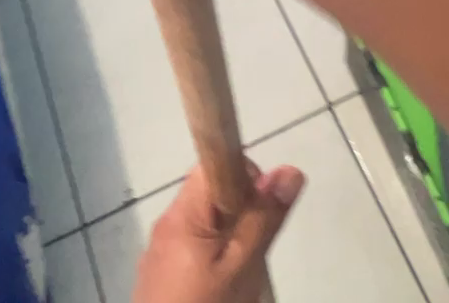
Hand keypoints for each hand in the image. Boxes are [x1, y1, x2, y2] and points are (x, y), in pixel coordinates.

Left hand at [134, 163, 304, 302]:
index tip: (261, 210)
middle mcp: (167, 222)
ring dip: (229, 237)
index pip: (215, 162)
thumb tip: (290, 170)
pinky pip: (192, 247)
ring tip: (242, 273)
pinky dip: (212, 256)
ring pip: (204, 222)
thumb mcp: (242, 268)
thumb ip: (263, 219)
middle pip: (211, 194)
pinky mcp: (159, 272)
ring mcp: (159, 248)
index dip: (245, 177)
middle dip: (241, 212)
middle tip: (255, 250)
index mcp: (182, 212)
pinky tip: (222, 286)